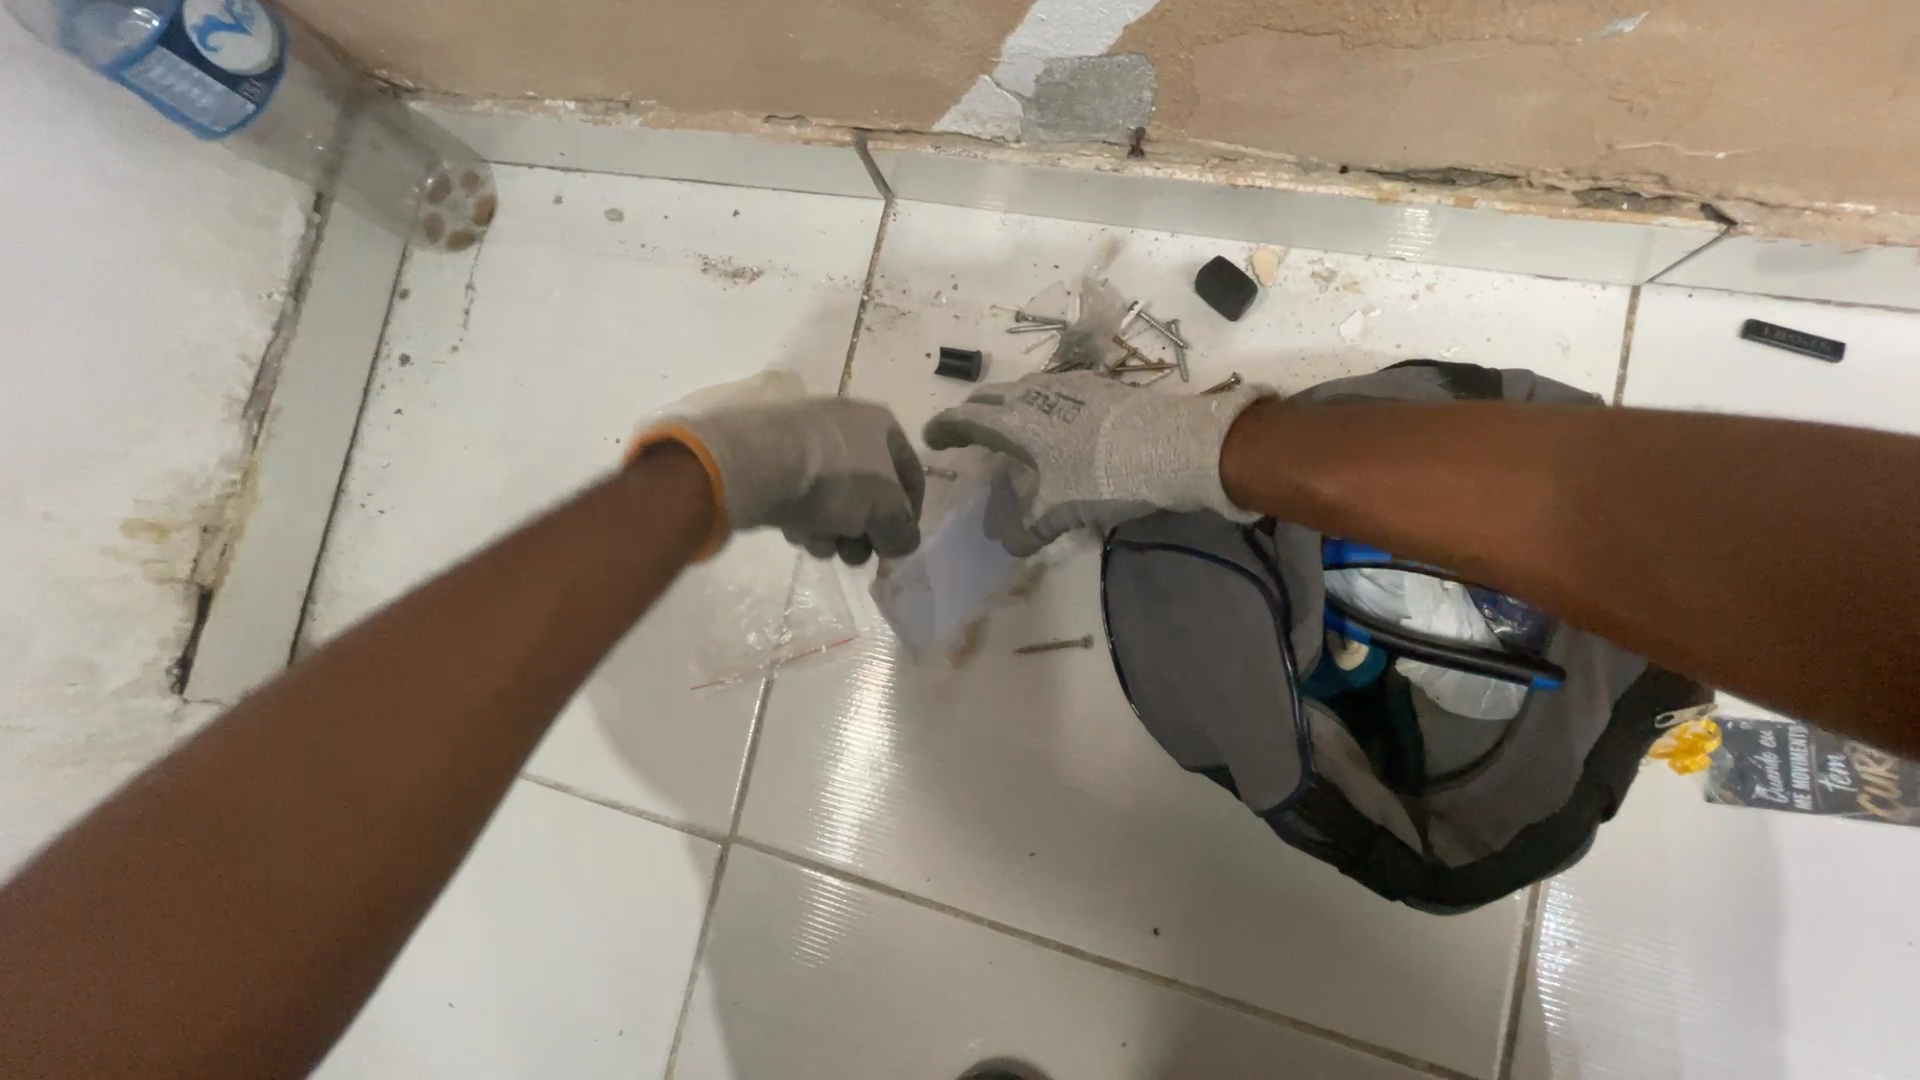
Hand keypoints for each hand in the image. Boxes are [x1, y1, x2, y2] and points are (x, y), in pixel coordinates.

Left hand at [647, 397, 924, 563]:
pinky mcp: (772, 456)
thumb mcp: (887, 512)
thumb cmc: (836, 479)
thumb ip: (903, 532)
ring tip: (819, 545)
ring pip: (834, 501)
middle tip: (853, 555)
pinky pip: (801, 496)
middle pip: (868, 495)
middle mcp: (847, 426)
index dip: (909, 519)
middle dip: (862, 533)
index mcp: (882, 426)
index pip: (911, 479)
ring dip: (832, 532)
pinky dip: (803, 518)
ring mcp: (807, 439)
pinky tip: (794, 531)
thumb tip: (899, 542)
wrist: (756, 462)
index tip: (895, 547)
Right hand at [923, 372, 1272, 555]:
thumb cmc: (1103, 477)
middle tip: (964, 430)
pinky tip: (1056, 420)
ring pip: (1022, 388)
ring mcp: (1068, 385)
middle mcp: (1035, 395)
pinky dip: (1039, 404)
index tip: (932, 439)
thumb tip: (1009, 545)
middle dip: (971, 412)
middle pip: (990, 396)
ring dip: (1006, 405)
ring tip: (1008, 424)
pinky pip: (1054, 390)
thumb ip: (1026, 528)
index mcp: (1015, 422)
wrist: (1171, 447)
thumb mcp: (1059, 510)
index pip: (965, 419)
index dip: (944, 429)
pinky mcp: (1098, 386)